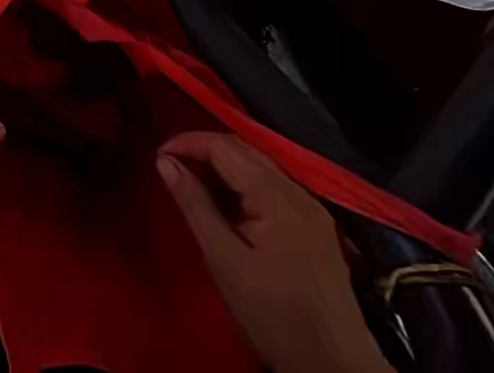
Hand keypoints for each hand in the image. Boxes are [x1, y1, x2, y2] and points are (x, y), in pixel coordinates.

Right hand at [157, 132, 392, 372]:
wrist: (334, 364)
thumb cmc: (273, 316)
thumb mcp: (224, 262)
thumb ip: (195, 205)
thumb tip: (166, 163)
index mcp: (275, 194)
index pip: (225, 147)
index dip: (190, 142)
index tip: (160, 154)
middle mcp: (296, 188)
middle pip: (245, 149)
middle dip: (205, 149)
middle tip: (172, 164)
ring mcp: (310, 204)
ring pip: (261, 164)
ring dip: (226, 163)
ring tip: (194, 178)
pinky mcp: (316, 221)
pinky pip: (275, 184)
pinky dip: (246, 181)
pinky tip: (230, 199)